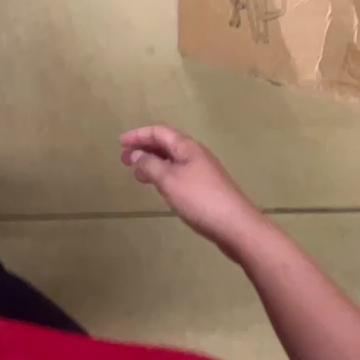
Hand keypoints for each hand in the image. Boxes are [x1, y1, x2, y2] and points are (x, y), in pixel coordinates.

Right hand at [120, 125, 265, 259]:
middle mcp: (196, 154)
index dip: (138, 135)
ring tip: (138, 176)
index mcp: (187, 147)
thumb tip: (136, 154)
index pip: (158, 131)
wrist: (239, 228)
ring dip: (153, 163)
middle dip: (144, 149)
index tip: (120, 143)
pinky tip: (161, 188)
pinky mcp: (208, 188)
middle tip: (125, 160)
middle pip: (166, 144)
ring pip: (173, 160)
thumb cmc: (200, 199)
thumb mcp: (168, 180)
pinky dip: (165, 175)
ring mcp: (204, 172)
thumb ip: (149, 164)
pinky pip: (180, 173)